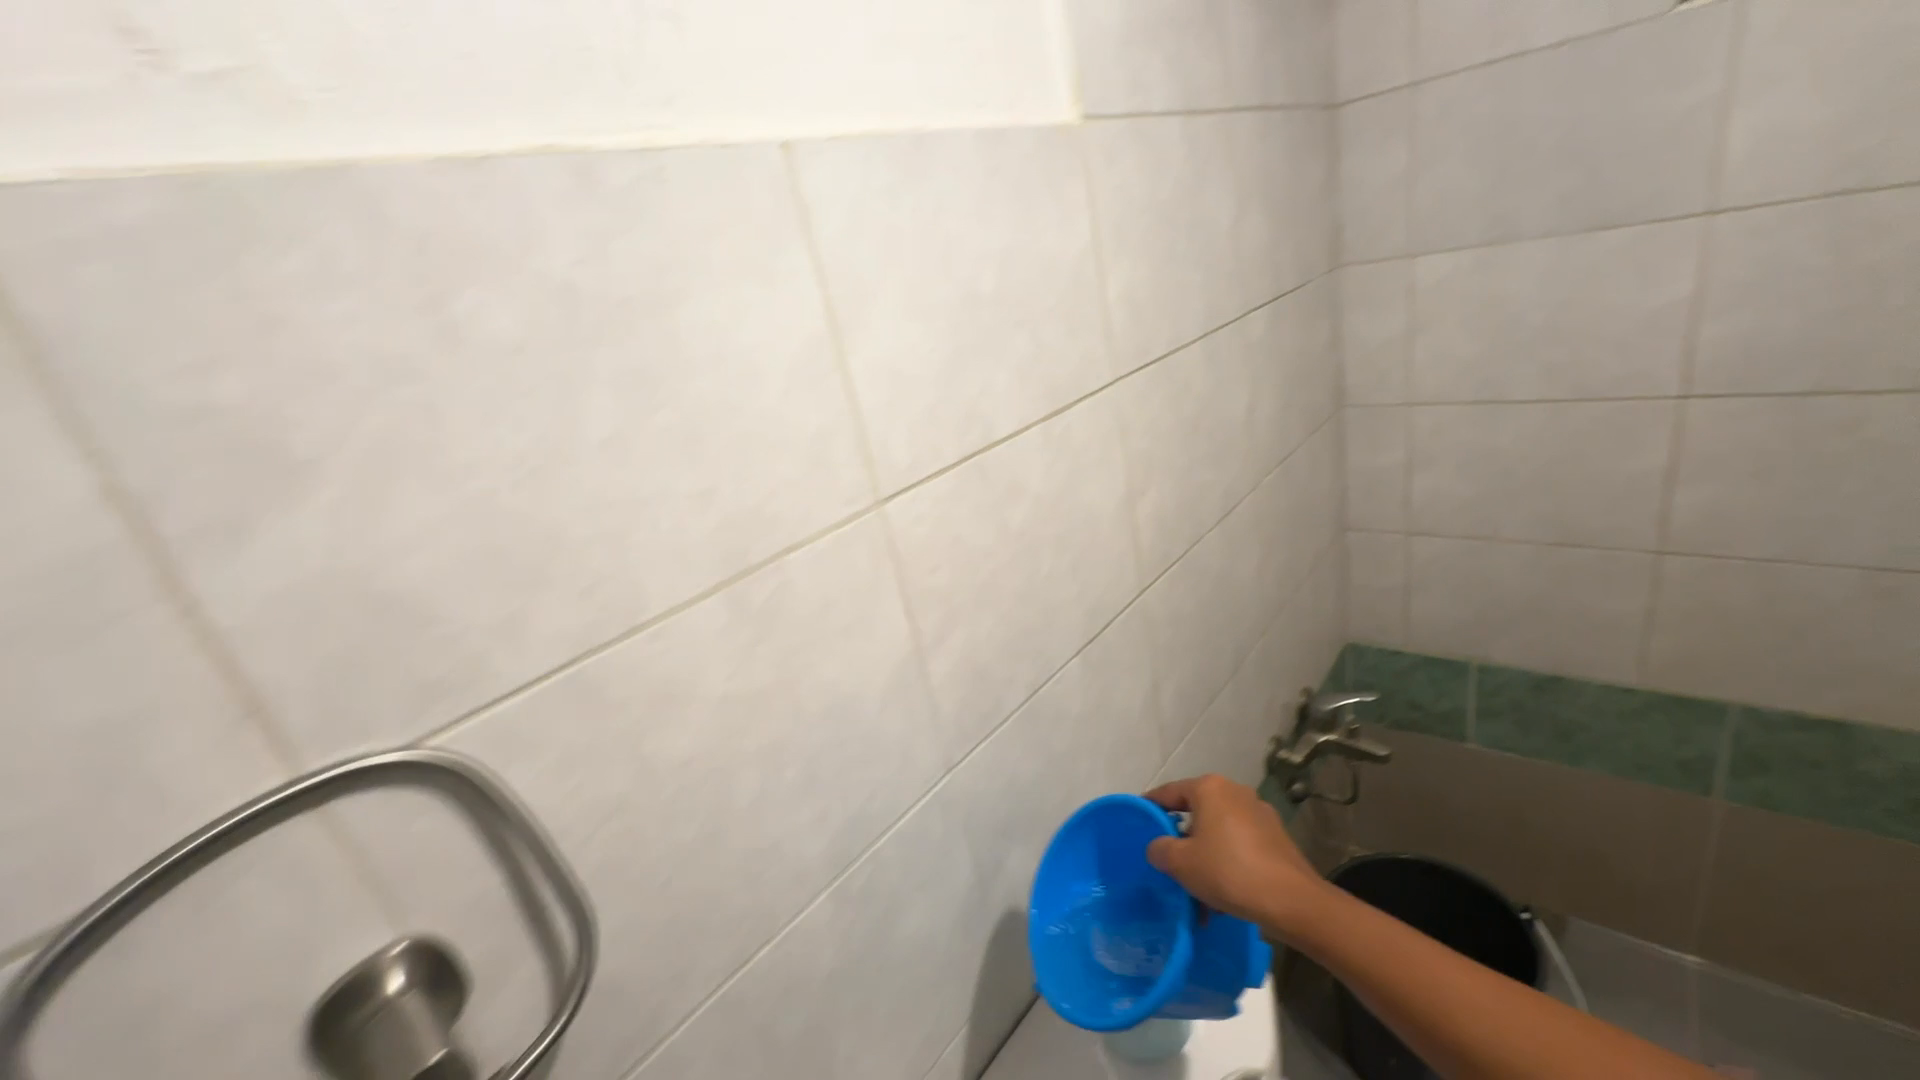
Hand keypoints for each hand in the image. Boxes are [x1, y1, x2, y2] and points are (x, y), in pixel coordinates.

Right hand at [1142, 774, 1333, 938]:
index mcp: (1209, 788)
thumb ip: (1159, 849)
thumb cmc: (1228, 871)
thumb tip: (1159, 847)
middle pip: (1196, 814)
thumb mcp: (1180, 863)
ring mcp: (1259, 813)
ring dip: (1205, 858)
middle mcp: (1235, 792)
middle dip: (1182, 841)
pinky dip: (1227, 864)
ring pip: (1219, 834)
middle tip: (1168, 864)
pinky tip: (1223, 896)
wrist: (1291, 900)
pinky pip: (1240, 846)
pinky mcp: (1276, 837)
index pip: (1168, 792)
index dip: (1150, 807)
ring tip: (1198, 893)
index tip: (1137, 823)